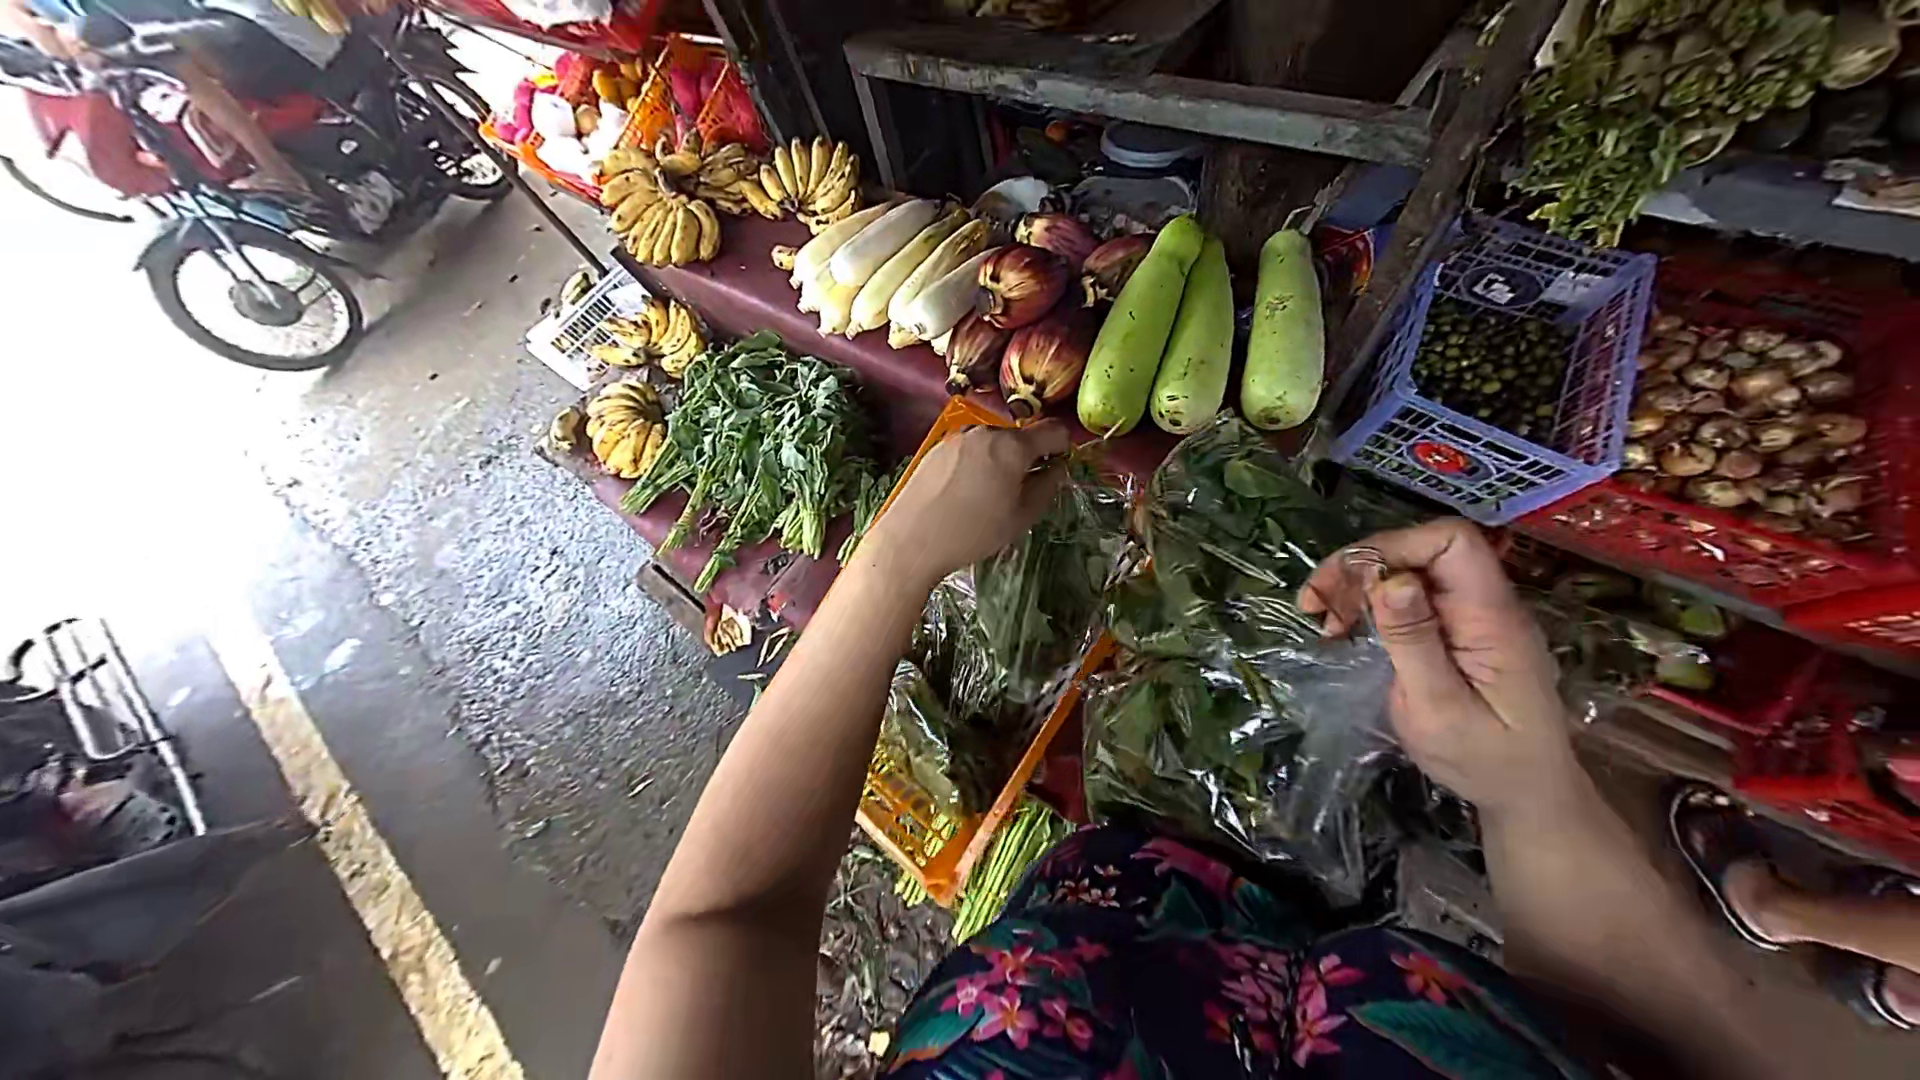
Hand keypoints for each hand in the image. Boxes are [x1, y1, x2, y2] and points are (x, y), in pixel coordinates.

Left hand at [861, 421, 1071, 589]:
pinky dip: (975, 465)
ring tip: (987, 497)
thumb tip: (1056, 469)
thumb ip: (1046, 487)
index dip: (1062, 446)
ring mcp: (957, 439)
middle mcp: (984, 433)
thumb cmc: (973, 532)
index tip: (1058, 466)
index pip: (1053, 430)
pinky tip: (963, 494)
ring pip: (991, 444)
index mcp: (1012, 446)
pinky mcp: (936, 450)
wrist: (911, 540)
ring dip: (999, 462)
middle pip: (1018, 437)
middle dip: (1027, 458)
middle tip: (1019, 492)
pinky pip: (968, 452)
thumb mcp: (1020, 517)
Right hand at [1297, 519, 1583, 816]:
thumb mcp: (1438, 707)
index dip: (1394, 548)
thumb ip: (1414, 641)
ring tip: (1323, 620)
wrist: (1525, 795)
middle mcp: (1483, 605)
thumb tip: (1391, 580)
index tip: (1350, 585)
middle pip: (1419, 549)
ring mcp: (1468, 616)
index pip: (1451, 542)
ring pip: (1404, 569)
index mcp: (1491, 618)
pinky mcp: (1452, 629)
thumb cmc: (1484, 759)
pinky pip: (1403, 595)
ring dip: (1354, 585)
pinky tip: (1342, 628)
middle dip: (1358, 566)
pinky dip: (1364, 603)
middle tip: (1314, 604)